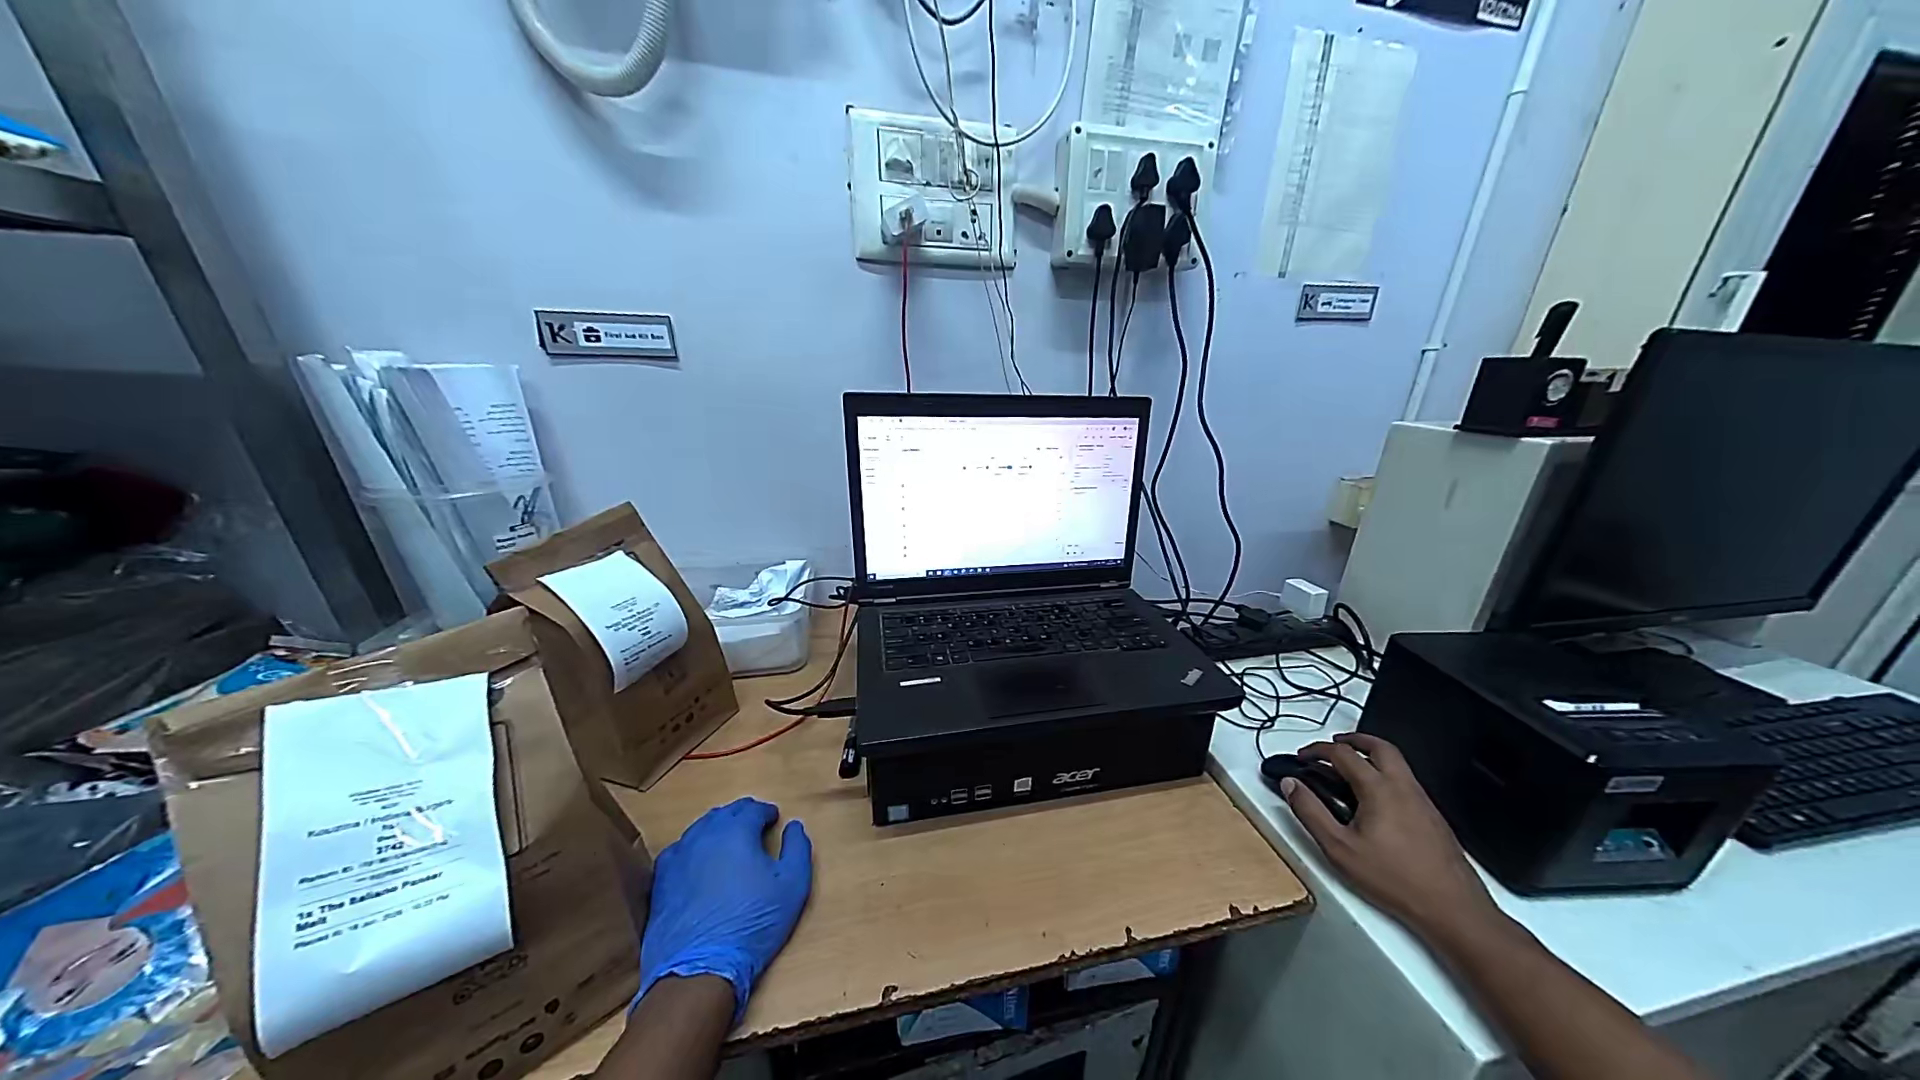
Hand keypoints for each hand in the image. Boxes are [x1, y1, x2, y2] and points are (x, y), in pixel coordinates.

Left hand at [637, 797, 812, 1024]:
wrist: (699, 969)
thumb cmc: (753, 923)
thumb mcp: (792, 885)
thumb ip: (797, 848)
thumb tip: (794, 826)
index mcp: (736, 831)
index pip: (752, 808)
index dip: (765, 812)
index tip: (773, 819)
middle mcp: (704, 835)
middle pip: (724, 813)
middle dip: (741, 816)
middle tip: (754, 828)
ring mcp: (678, 858)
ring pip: (699, 830)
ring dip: (716, 830)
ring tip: (728, 845)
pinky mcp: (660, 882)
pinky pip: (679, 852)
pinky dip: (693, 850)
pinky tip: (698, 864)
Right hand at [1284, 733, 1501, 945]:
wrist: (1452, 907)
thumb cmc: (1397, 880)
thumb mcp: (1339, 848)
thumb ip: (1310, 812)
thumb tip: (1292, 786)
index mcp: (1379, 790)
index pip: (1343, 754)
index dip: (1318, 750)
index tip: (1304, 756)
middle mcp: (1404, 788)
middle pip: (1379, 746)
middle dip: (1353, 739)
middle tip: (1334, 743)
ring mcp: (1423, 801)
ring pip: (1397, 762)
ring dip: (1372, 753)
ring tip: (1352, 765)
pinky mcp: (1433, 816)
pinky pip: (1407, 780)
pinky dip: (1387, 773)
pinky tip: (1376, 796)